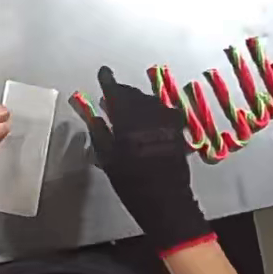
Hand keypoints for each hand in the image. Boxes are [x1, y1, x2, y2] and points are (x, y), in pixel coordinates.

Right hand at [79, 67, 210, 253]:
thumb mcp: (108, 160)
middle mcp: (150, 116)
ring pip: (150, 103)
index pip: (118, 93)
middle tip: (111, 95)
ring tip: (127, 107)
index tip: (104, 72)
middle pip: (135, 96)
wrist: (166, 201)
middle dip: (123, 93)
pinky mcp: (177, 132)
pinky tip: (147, 118)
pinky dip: (152, 111)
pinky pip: (162, 113)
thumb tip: (95, 116)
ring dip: (138, 101)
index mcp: (129, 121)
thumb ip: (101, 134)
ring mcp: (167, 123)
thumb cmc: (131, 183)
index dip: (109, 81)